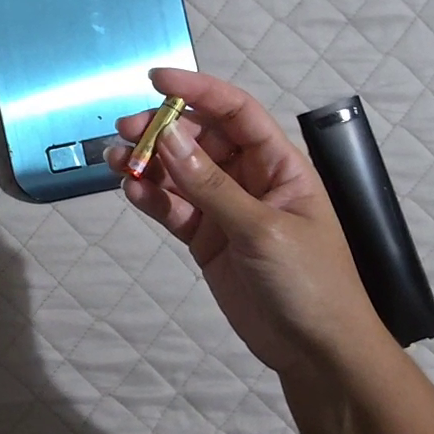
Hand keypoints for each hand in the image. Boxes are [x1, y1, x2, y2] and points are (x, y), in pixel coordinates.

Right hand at [105, 69, 387, 371]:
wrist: (316, 353)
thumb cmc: (310, 284)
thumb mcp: (262, 230)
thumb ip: (212, 185)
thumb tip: (170, 136)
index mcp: (280, 165)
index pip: (236, 112)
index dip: (198, 91)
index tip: (156, 80)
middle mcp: (250, 179)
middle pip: (200, 139)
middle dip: (163, 129)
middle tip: (125, 130)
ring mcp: (225, 209)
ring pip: (179, 173)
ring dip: (149, 163)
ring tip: (116, 160)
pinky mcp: (205, 238)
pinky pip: (173, 208)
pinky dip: (151, 198)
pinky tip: (131, 190)